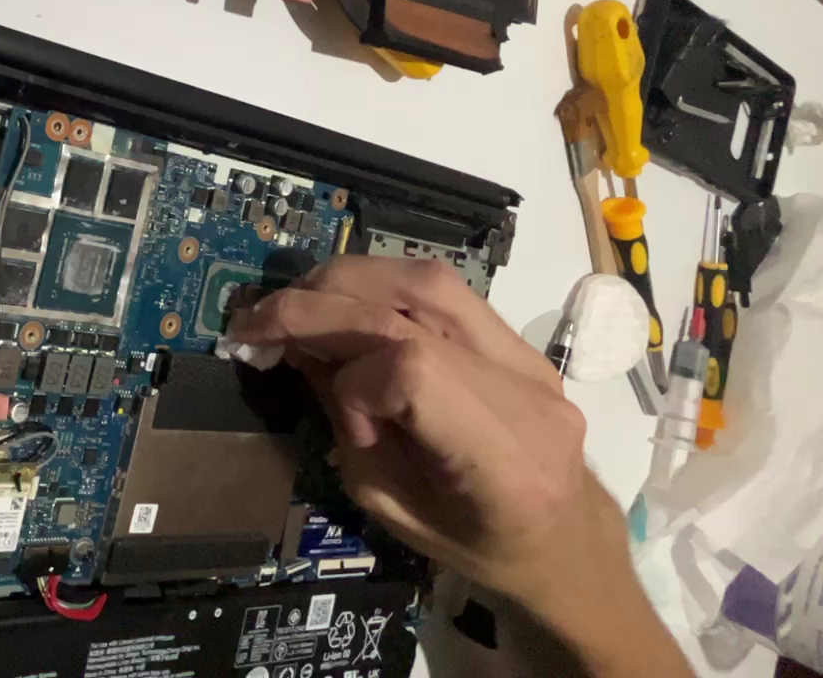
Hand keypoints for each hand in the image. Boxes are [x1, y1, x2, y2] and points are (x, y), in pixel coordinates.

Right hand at [232, 257, 691, 676]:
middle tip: (258, 320)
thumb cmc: (471, 543)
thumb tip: (294, 343)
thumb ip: (343, 416)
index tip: (339, 416)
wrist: (564, 543)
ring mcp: (527, 355)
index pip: (412, 371)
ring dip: (341, 279)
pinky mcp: (515, 338)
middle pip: (407, 307)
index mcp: (502, 459)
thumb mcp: (387, 499)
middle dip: (315, 303)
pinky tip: (343, 301)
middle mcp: (525, 392)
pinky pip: (436, 286)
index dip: (351, 380)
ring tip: (296, 303)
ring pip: (421, 278)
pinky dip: (373, 283)